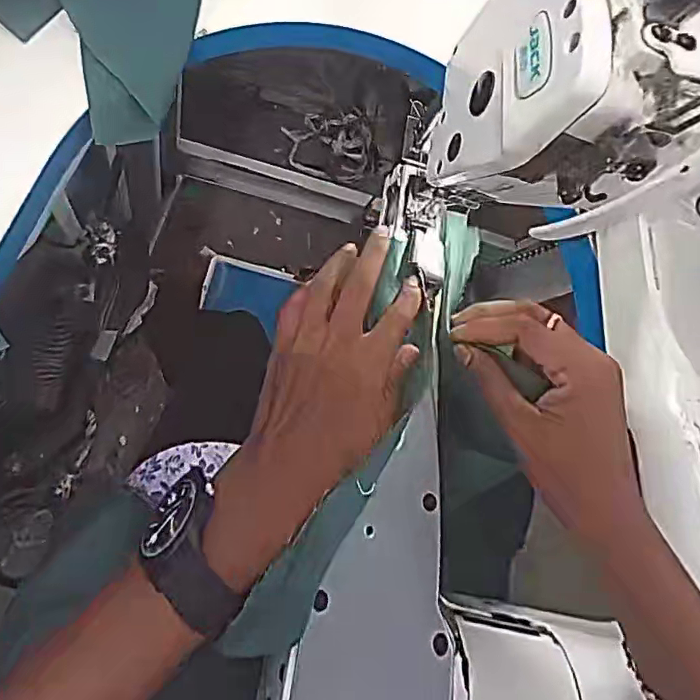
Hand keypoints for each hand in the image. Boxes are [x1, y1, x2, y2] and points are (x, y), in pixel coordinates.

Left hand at [204, 230, 422, 588]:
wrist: (286, 460)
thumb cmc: (334, 447)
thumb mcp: (380, 418)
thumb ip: (396, 379)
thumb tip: (407, 354)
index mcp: (368, 360)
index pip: (397, 315)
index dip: (409, 296)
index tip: (415, 285)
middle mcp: (338, 341)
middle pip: (361, 286)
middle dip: (375, 257)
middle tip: (383, 239)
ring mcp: (308, 339)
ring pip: (325, 287)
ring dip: (338, 264)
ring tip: (348, 249)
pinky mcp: (285, 345)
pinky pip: (293, 307)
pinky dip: (304, 290)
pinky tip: (310, 282)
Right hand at [452, 300, 643, 549]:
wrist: (606, 513)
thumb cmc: (575, 481)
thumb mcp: (521, 428)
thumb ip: (492, 381)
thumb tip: (469, 352)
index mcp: (582, 368)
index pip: (526, 326)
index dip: (486, 325)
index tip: (459, 331)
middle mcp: (595, 361)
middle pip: (539, 318)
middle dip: (496, 317)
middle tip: (462, 323)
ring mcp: (596, 368)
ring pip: (547, 327)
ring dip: (509, 327)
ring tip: (474, 335)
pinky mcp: (592, 379)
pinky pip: (555, 347)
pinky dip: (525, 345)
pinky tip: (500, 352)